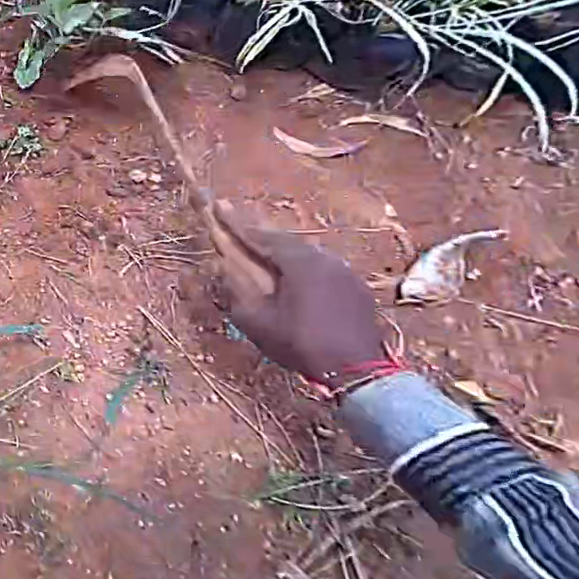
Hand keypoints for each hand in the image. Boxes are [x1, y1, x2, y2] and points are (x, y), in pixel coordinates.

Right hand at [212, 201, 388, 386]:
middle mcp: (324, 260)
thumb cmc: (300, 343)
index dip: (236, 223)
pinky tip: (290, 273)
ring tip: (260, 249)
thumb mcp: (256, 319)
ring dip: (279, 249)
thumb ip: (237, 288)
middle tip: (236, 224)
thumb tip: (224, 266)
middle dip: (258, 233)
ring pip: (304, 252)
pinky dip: (298, 263)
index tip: (219, 206)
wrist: (359, 372)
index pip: (261, 236)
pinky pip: (320, 266)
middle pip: (285, 240)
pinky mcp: (355, 287)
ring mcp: (344, 273)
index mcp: (299, 263)